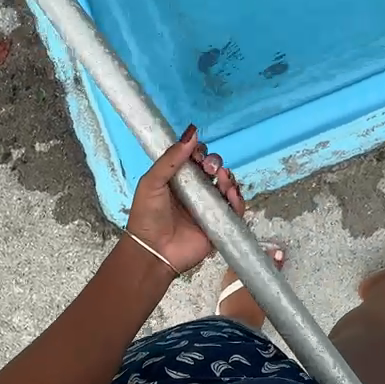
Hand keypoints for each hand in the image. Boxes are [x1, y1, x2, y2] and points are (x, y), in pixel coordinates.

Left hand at [126, 125, 245, 274]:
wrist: (153, 250)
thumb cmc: (147, 216)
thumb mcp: (152, 181)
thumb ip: (171, 158)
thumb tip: (192, 132)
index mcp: (177, 181)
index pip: (195, 159)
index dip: (199, 153)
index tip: (197, 154)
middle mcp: (194, 192)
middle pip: (213, 170)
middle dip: (215, 164)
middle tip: (210, 168)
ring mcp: (207, 208)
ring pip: (226, 186)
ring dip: (228, 178)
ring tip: (223, 179)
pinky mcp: (218, 224)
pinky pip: (234, 209)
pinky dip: (237, 199)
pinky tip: (231, 194)